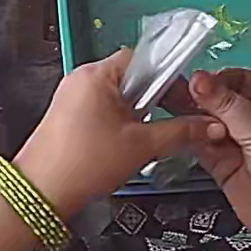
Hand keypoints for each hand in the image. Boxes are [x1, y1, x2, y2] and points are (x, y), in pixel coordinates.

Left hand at [14, 49, 219, 215]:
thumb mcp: (141, 146)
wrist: (41, 191)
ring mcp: (71, 95)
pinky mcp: (66, 114)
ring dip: (135, 112)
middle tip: (165, 121)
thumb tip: (208, 126)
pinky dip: (117, 120)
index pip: (143, 58)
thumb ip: (180, 132)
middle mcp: (81, 78)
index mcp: (97, 74)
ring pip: (116, 94)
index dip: (168, 77)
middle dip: (152, 99)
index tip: (183, 99)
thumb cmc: (84, 163)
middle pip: (130, 76)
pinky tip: (122, 143)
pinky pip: (100, 107)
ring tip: (141, 137)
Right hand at [180, 68, 250, 250]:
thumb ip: (228, 105)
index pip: (236, 80)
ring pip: (203, 122)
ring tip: (177, 116)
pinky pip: (198, 145)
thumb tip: (200, 79)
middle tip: (176, 95)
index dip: (215, 79)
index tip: (195, 81)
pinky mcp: (221, 166)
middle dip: (198, 98)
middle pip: (216, 100)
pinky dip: (186, 139)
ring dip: (190, 119)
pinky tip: (180, 133)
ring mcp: (236, 145)